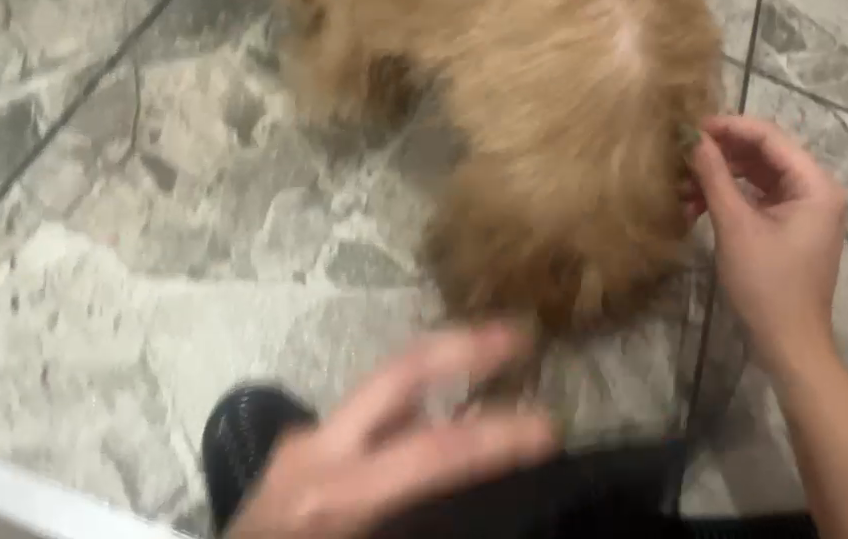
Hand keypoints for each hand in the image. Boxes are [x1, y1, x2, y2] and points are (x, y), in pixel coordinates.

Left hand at [227, 325, 557, 538]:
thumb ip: (417, 516)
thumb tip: (472, 497)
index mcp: (334, 494)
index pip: (433, 451)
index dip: (496, 437)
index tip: (549, 428)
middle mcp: (317, 451)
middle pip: (400, 373)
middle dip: (463, 346)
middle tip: (519, 332)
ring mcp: (303, 441)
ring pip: (383, 389)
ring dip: (439, 369)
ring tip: (491, 361)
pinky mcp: (299, 448)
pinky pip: (369, 418)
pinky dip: (410, 409)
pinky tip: (436, 418)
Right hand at [691, 115, 847, 376]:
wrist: (790, 346)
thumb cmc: (767, 285)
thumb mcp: (735, 226)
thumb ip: (714, 175)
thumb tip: (691, 137)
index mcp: (815, 184)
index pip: (769, 136)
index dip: (728, 127)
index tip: (690, 127)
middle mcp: (816, 188)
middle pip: (764, 152)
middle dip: (722, 152)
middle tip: (682, 152)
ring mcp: (805, 208)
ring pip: (758, 174)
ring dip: (721, 175)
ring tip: (682, 182)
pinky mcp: (792, 225)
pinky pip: (759, 196)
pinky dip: (730, 195)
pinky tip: (697, 202)